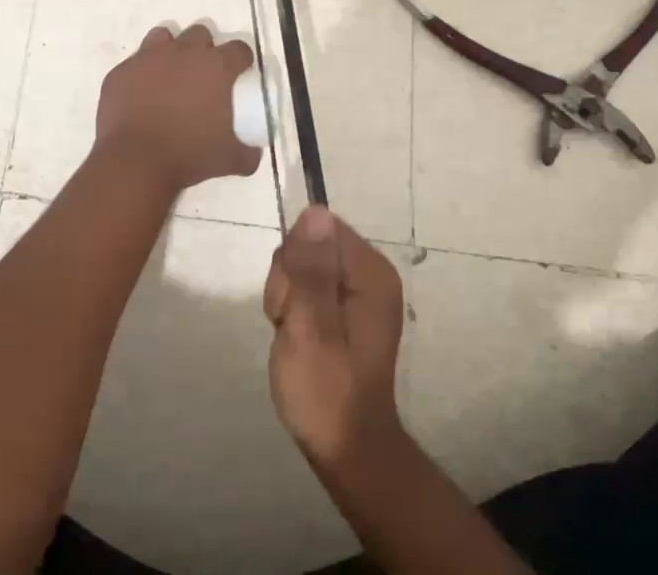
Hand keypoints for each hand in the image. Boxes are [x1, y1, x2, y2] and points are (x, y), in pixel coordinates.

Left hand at [94, 24, 261, 191]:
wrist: (135, 160)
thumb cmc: (189, 155)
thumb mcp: (229, 159)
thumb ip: (247, 153)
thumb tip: (253, 154)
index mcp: (216, 67)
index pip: (239, 49)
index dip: (242, 60)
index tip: (240, 74)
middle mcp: (183, 52)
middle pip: (200, 34)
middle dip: (204, 49)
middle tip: (202, 74)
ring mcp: (148, 58)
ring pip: (163, 37)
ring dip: (170, 50)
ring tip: (170, 74)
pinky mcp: (121, 71)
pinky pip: (134, 63)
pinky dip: (141, 73)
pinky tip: (141, 93)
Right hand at [264, 205, 406, 466]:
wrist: (343, 445)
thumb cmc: (325, 389)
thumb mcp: (310, 327)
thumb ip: (311, 270)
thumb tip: (315, 211)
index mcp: (370, 274)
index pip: (318, 230)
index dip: (294, 263)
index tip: (293, 304)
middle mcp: (369, 276)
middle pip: (308, 247)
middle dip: (288, 284)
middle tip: (292, 325)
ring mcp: (357, 293)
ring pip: (300, 269)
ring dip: (286, 299)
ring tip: (294, 337)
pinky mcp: (343, 310)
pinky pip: (305, 289)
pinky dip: (292, 312)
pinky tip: (297, 340)